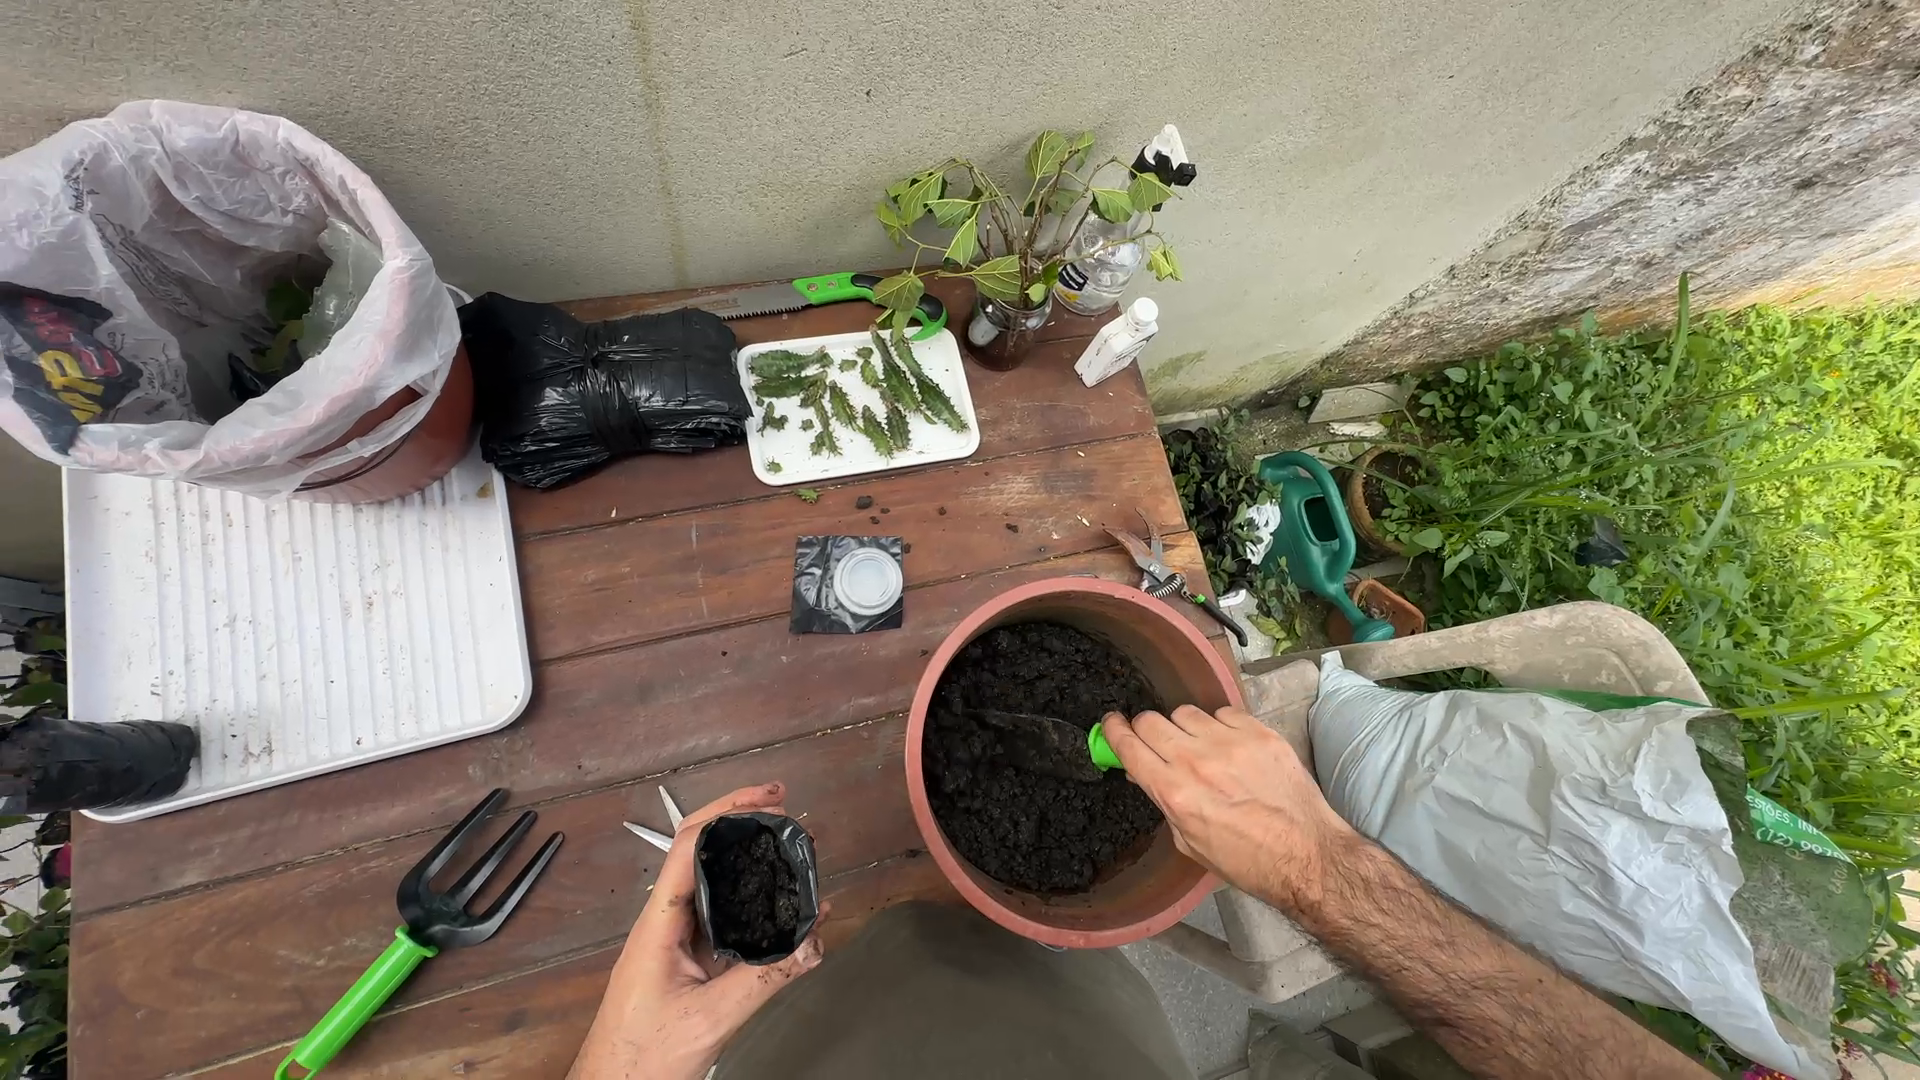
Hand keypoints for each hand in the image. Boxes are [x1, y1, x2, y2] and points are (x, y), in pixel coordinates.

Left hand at [568, 782, 825, 1079]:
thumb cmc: (640, 1064)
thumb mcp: (707, 1021)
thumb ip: (762, 980)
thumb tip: (811, 941)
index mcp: (659, 922)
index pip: (689, 843)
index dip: (729, 810)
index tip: (769, 798)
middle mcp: (665, 921)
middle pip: (702, 851)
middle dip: (744, 821)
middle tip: (786, 810)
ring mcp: (676, 940)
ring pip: (716, 882)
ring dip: (752, 858)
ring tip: (792, 846)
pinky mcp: (688, 960)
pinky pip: (726, 918)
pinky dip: (756, 900)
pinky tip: (787, 907)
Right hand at [1103, 705, 1354, 906]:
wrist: (1309, 857)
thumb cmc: (1247, 861)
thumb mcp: (1189, 842)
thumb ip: (1163, 801)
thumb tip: (1141, 771)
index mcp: (1174, 793)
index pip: (1128, 745)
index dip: (1113, 730)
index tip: (1111, 723)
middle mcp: (1196, 762)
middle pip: (1150, 720)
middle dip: (1146, 729)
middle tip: (1157, 741)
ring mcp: (1230, 743)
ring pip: (1184, 712)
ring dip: (1185, 727)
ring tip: (1201, 746)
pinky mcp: (1259, 733)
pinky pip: (1223, 712)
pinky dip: (1221, 726)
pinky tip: (1232, 746)